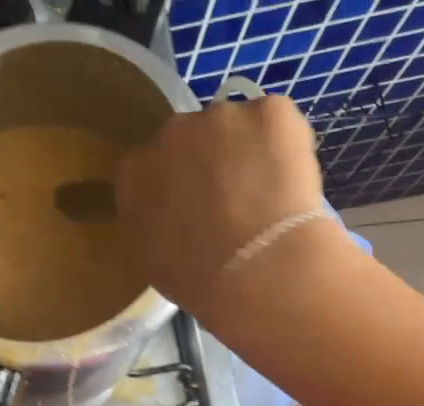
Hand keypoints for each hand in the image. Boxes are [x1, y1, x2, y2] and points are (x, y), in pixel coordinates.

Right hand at [114, 94, 332, 318]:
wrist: (255, 267)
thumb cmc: (195, 276)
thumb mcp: (149, 256)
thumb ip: (149, 220)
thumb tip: (167, 211)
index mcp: (136, 171)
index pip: (150, 167)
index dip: (174, 184)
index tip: (190, 206)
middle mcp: (172, 132)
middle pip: (190, 137)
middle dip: (206, 160)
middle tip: (229, 199)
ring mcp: (222, 115)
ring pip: (235, 127)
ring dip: (245, 150)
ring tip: (263, 192)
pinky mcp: (270, 110)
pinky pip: (276, 123)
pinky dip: (283, 145)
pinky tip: (288, 181)